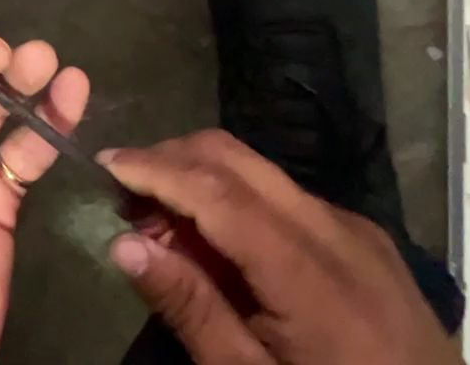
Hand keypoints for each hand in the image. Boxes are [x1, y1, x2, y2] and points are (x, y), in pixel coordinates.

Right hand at [102, 130, 461, 364]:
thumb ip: (191, 310)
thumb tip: (121, 243)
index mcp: (315, 277)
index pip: (217, 191)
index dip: (155, 168)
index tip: (102, 164)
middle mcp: (339, 233)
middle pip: (234, 159)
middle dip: (168, 160)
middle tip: (125, 199)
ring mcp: (357, 232)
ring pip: (256, 169)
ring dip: (197, 177)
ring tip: (164, 228)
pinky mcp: (366, 242)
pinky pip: (282, 194)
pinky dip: (233, 197)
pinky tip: (217, 244)